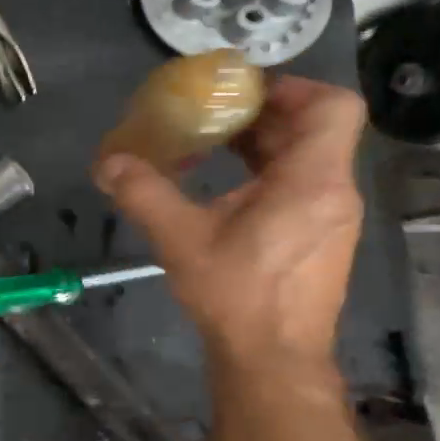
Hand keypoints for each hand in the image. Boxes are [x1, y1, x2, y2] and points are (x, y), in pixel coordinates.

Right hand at [93, 76, 365, 371]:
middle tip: (207, 110)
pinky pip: (297, 181)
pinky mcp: (316, 233)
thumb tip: (107, 161)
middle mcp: (332, 190)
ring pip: (305, 155)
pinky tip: (219, 182)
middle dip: (261, 112)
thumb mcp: (179, 237)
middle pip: (314, 128)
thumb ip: (143, 193)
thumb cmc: (235, 292)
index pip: (332, 108)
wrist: (271, 352)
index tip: (240, 90)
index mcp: (312, 182)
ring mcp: (329, 214)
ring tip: (206, 142)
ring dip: (258, 141)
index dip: (291, 87)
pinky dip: (261, 168)